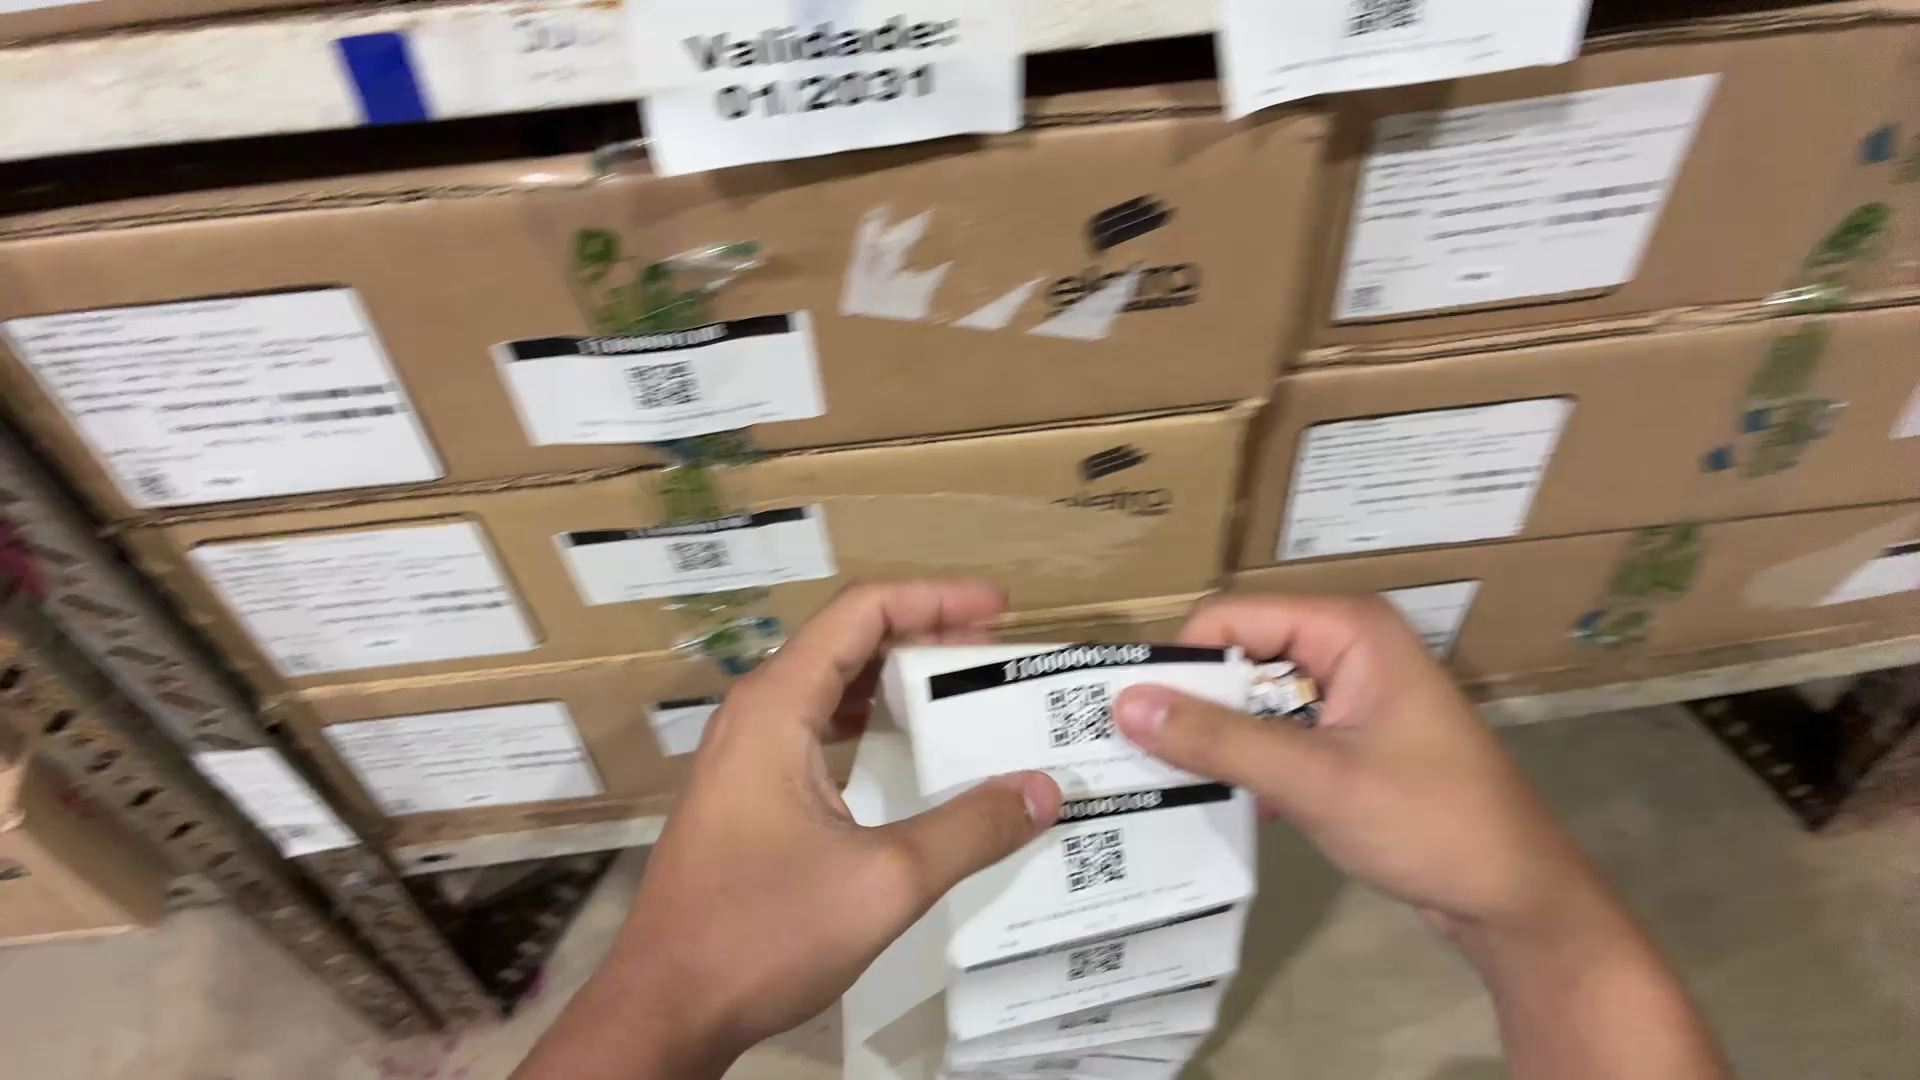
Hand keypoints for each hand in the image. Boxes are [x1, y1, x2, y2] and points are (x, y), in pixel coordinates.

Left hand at [513, 581, 1062, 1079]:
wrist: (664, 1008)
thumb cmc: (762, 932)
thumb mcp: (885, 881)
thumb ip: (971, 830)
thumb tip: (1044, 792)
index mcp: (780, 703)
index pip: (863, 611)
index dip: (935, 597)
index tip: (996, 608)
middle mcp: (760, 708)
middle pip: (850, 636)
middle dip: (926, 631)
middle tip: (993, 647)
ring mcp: (750, 746)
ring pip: (834, 678)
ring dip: (899, 672)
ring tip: (963, 684)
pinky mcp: (751, 782)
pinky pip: (821, 720)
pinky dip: (873, 714)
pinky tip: (909, 741)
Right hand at [1113, 595, 1728, 1079]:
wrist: (1520, 905)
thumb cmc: (1430, 823)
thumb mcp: (1315, 779)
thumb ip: (1217, 740)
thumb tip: (1124, 705)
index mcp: (1346, 628)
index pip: (1231, 617)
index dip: (1180, 659)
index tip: (1134, 711)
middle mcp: (1343, 644)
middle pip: (1238, 653)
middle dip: (1193, 699)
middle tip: (1138, 746)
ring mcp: (1346, 689)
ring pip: (1251, 693)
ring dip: (1215, 732)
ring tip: (1168, 772)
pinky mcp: (1343, 730)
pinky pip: (1272, 725)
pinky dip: (1244, 754)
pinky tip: (1226, 795)